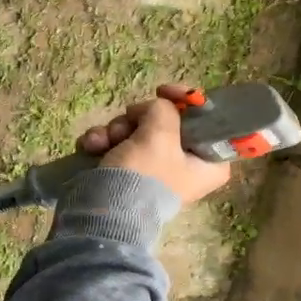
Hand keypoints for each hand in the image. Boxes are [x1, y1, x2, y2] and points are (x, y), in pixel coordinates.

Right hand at [75, 84, 230, 206]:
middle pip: (162, 124)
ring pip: (133, 132)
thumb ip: (163, 111)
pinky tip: (90, 147)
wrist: (102, 211)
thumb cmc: (142, 176)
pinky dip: (100, 142)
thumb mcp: (159, 136)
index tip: (161, 90)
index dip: (183, 102)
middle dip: (136, 121)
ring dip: (112, 130)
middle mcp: (183, 164)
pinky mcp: (122, 172)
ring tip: (101, 141)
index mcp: (209, 161)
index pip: (206, 120)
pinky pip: (114, 145)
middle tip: (124, 128)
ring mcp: (150, 169)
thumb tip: (153, 106)